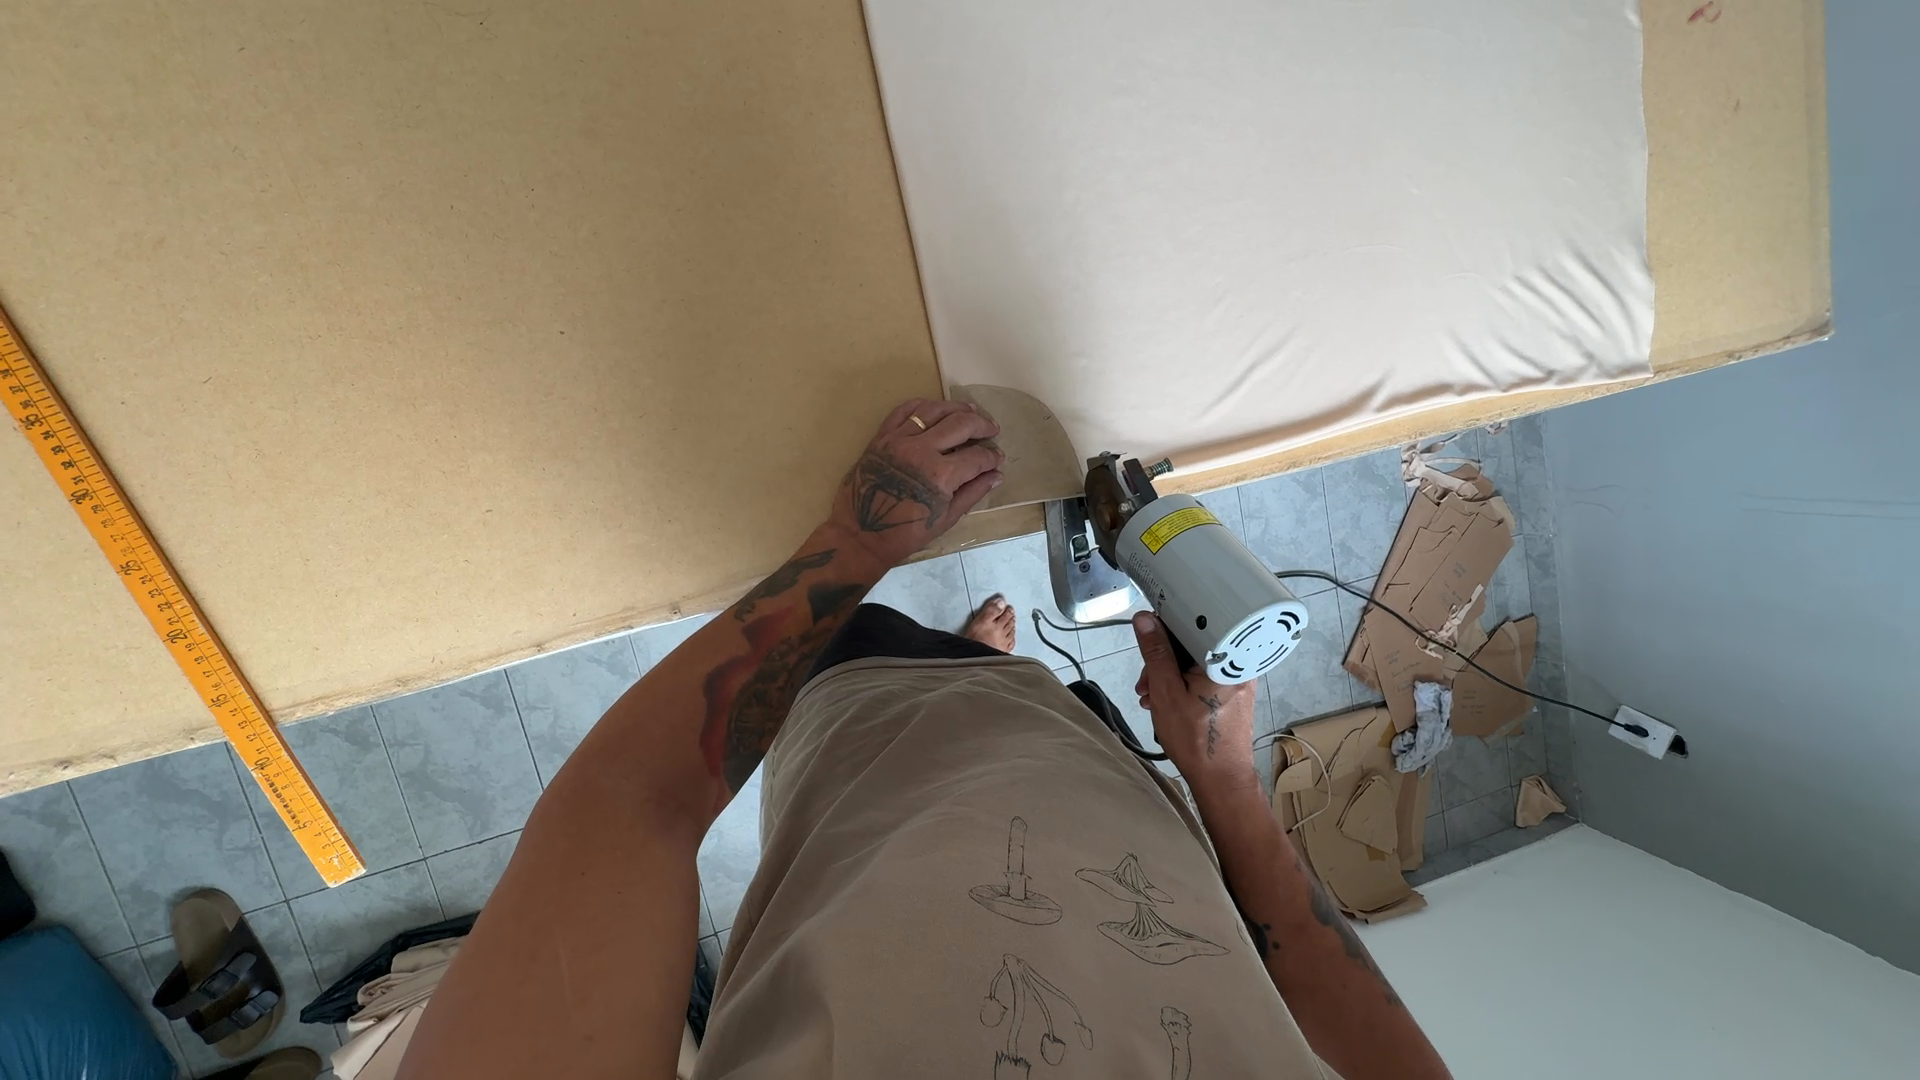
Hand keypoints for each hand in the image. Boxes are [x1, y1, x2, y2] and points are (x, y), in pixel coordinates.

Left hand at [825, 398, 1004, 568]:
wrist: (861, 534)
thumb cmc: (906, 534)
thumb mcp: (946, 519)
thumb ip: (973, 492)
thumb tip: (996, 475)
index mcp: (940, 476)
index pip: (977, 457)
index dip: (992, 457)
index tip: (998, 458)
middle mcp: (921, 450)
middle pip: (961, 424)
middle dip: (982, 425)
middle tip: (992, 429)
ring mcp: (899, 440)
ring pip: (934, 410)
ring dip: (957, 408)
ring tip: (970, 412)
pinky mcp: (881, 437)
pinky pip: (905, 410)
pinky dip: (924, 406)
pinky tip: (936, 409)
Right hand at [1132, 612, 1259, 793]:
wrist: (1221, 780)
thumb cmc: (1194, 738)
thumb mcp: (1166, 691)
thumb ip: (1156, 652)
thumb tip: (1145, 619)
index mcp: (1224, 658)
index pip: (1192, 624)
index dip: (1164, 630)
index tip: (1146, 645)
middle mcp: (1237, 664)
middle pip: (1192, 644)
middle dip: (1162, 660)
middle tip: (1145, 684)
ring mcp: (1237, 680)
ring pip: (1195, 662)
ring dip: (1168, 675)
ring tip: (1151, 698)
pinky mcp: (1234, 693)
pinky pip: (1204, 676)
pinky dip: (1183, 684)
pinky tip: (1166, 702)